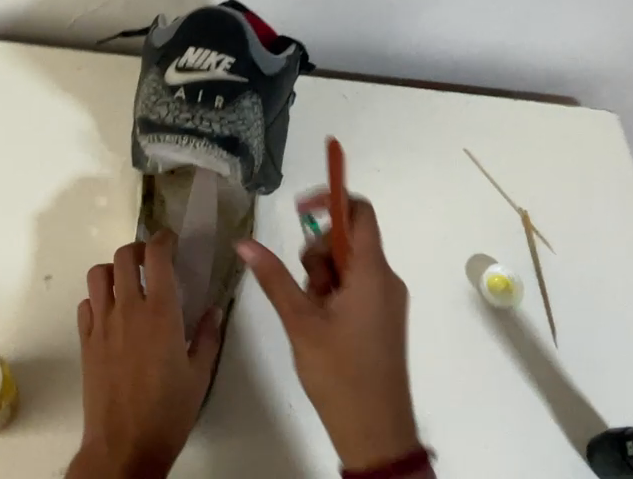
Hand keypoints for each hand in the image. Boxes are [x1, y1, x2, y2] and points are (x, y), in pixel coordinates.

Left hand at [67, 230, 223, 478]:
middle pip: (123, 256)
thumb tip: (214, 309)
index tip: (171, 240)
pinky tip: (111, 312)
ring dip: (114, 270)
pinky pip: (86, 304)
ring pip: (98, 274)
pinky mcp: (85, 341)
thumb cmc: (168, 412)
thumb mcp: (200, 376)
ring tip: (128, 282)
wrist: (124, 446)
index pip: (156, 256)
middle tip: (151, 259)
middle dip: (138, 250)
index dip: (163, 239)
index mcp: (160, 312)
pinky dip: (97, 298)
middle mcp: (128, 309)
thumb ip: (208, 337)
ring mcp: (102, 323)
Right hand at [237, 196, 421, 470]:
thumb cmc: (339, 373)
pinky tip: (321, 324)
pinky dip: (334, 293)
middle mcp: (386, 279)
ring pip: (349, 265)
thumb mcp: (299, 321)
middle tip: (303, 288)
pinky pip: (357, 286)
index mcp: (371, 272)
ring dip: (323, 278)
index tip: (300, 211)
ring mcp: (387, 299)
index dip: (331, 200)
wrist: (376, 432)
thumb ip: (273, 277)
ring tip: (311, 315)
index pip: (360, 212)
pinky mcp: (384, 318)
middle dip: (318, 253)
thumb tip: (244, 242)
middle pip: (349, 240)